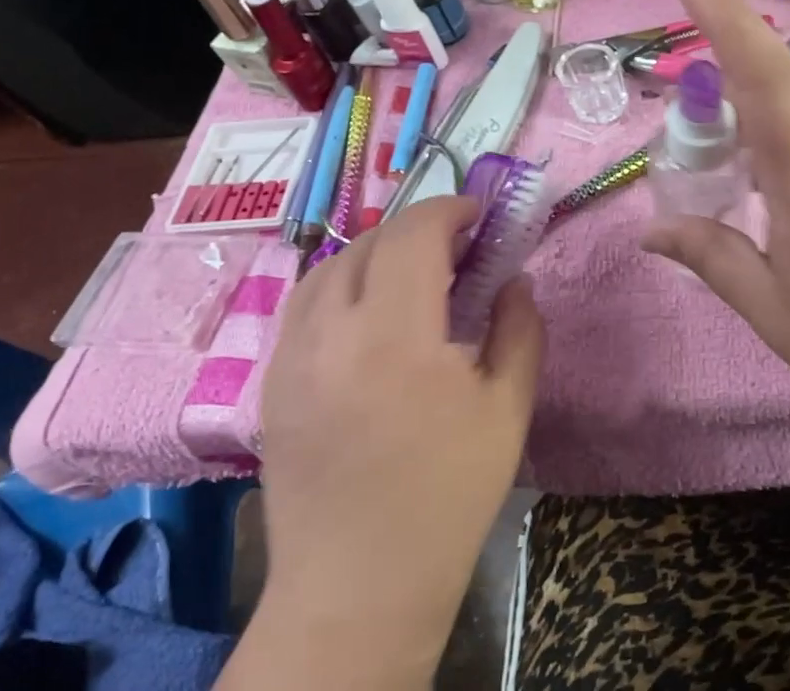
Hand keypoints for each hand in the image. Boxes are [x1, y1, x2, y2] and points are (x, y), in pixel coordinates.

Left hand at [257, 197, 543, 667]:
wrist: (360, 581)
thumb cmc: (449, 494)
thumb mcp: (509, 408)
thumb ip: (518, 329)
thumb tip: (512, 279)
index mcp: (396, 336)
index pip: (413, 235)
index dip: (449, 210)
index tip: (481, 214)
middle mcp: (331, 333)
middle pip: (367, 244)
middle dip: (417, 229)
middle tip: (459, 247)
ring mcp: (290, 358)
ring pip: (326, 270)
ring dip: (373, 254)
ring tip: (413, 275)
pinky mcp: (271, 385)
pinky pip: (303, 308)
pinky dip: (340, 287)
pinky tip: (370, 316)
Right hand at [642, 0, 789, 423]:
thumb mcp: (771, 307)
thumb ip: (711, 256)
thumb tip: (652, 231)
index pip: (763, 70)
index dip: (725, 17)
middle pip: (778, 85)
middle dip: (725, 82)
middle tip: (689, 135)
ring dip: (758, 122)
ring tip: (731, 178)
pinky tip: (784, 201)